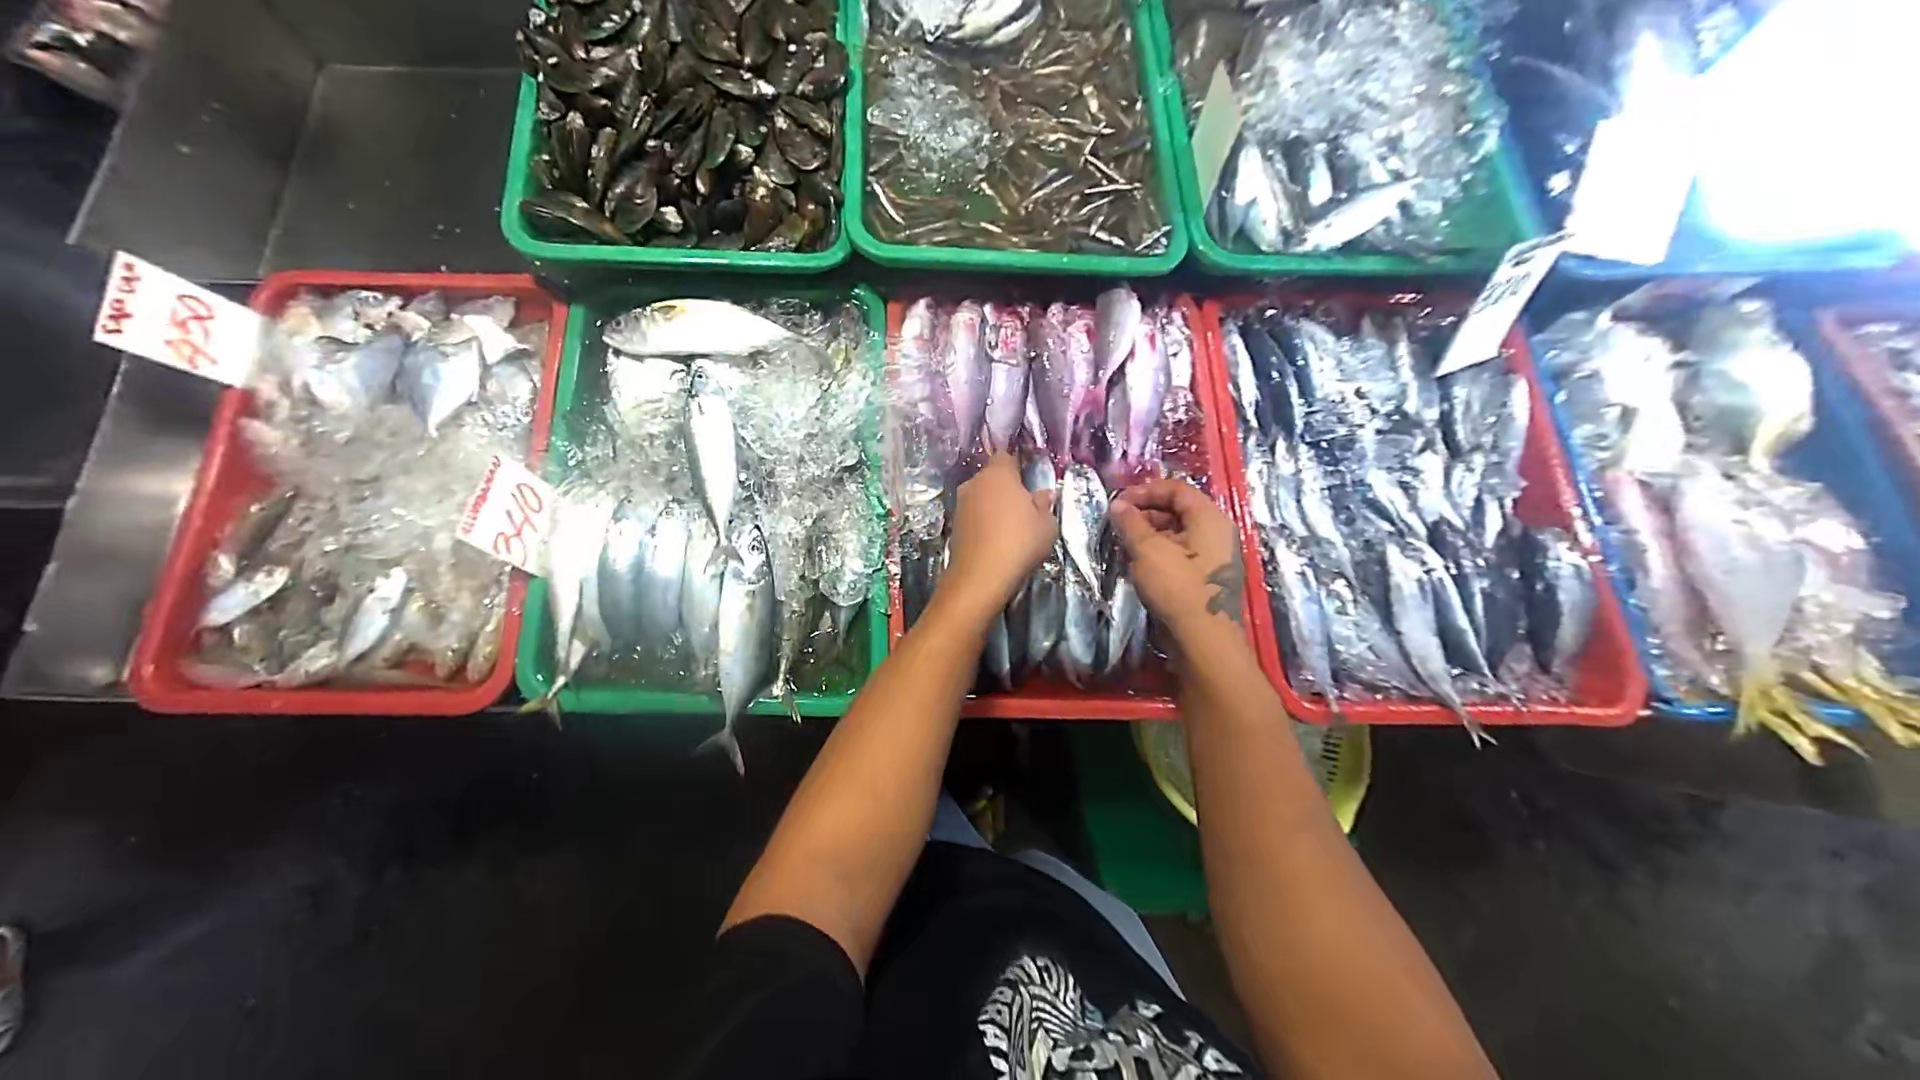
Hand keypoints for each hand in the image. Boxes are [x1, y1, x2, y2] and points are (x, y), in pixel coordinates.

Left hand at [941, 451, 1057, 618]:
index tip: (1028, 485)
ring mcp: (960, 504)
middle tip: (1022, 509)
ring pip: (980, 497)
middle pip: (991, 478)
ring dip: (992, 507)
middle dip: (1005, 489)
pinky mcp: (953, 525)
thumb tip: (1041, 495)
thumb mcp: (1046, 524)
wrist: (980, 576)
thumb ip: (1044, 504)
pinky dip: (982, 523)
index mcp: (998, 474)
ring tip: (1009, 529)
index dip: (1017, 468)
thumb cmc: (1019, 542)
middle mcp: (974, 483)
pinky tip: (994, 541)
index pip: (1005, 457)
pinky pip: (973, 516)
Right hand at [1110, 478, 1245, 639]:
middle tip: (1117, 525)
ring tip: (1122, 546)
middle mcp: (1216, 533)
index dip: (1145, 491)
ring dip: (1147, 536)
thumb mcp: (1148, 551)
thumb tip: (1117, 505)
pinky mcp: (1204, 579)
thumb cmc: (1177, 587)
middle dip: (1144, 514)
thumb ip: (1130, 523)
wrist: (1202, 640)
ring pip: (1176, 535)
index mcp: (1209, 518)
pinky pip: (1179, 556)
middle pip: (1177, 511)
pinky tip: (1136, 566)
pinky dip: (1156, 555)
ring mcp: (1212, 558)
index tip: (1118, 503)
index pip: (1176, 489)